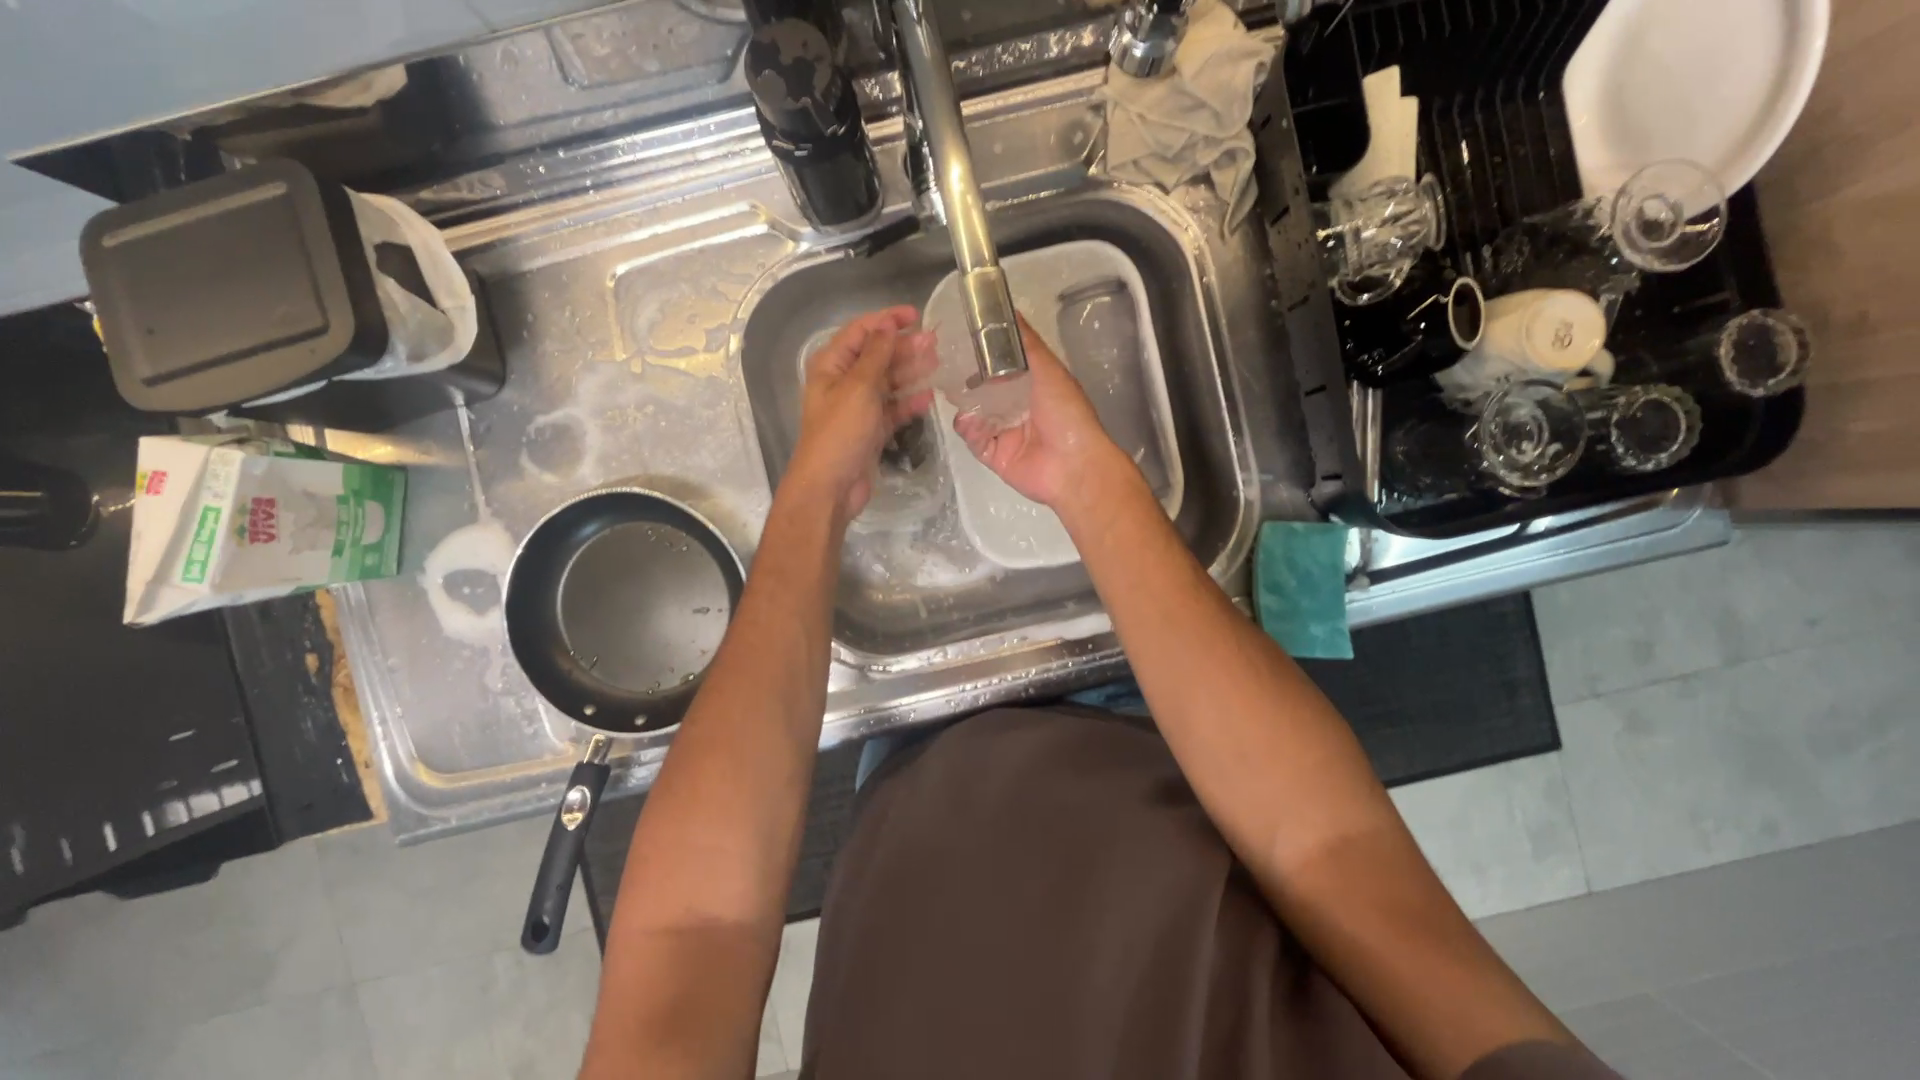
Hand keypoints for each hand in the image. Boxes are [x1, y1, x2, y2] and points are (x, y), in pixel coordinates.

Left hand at [786, 305, 936, 521]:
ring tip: (938, 363)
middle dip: (904, 347)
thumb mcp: (858, 387)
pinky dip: (908, 402)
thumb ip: (876, 354)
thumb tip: (887, 325)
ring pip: (887, 382)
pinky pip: (892, 409)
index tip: (915, 316)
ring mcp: (857, 407)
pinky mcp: (870, 429)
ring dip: (910, 372)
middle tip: (935, 342)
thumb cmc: (840, 432)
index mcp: (831, 365)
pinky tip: (929, 397)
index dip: (887, 320)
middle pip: (876, 355)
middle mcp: (843, 382)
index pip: (861, 331)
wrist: (830, 486)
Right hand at [952, 316, 1127, 511]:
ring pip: (975, 414)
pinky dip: (969, 429)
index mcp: (1033, 387)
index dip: (983, 355)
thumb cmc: (1066, 413)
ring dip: (966, 404)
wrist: (1072, 465)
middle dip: (967, 381)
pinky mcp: (995, 455)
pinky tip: (969, 421)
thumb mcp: (1049, 370)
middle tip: (946, 367)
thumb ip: (1026, 343)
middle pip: (985, 391)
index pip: (1002, 367)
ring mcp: (1005, 433)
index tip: (962, 341)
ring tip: (955, 394)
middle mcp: (1018, 408)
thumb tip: (1009, 309)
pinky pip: (974, 440)